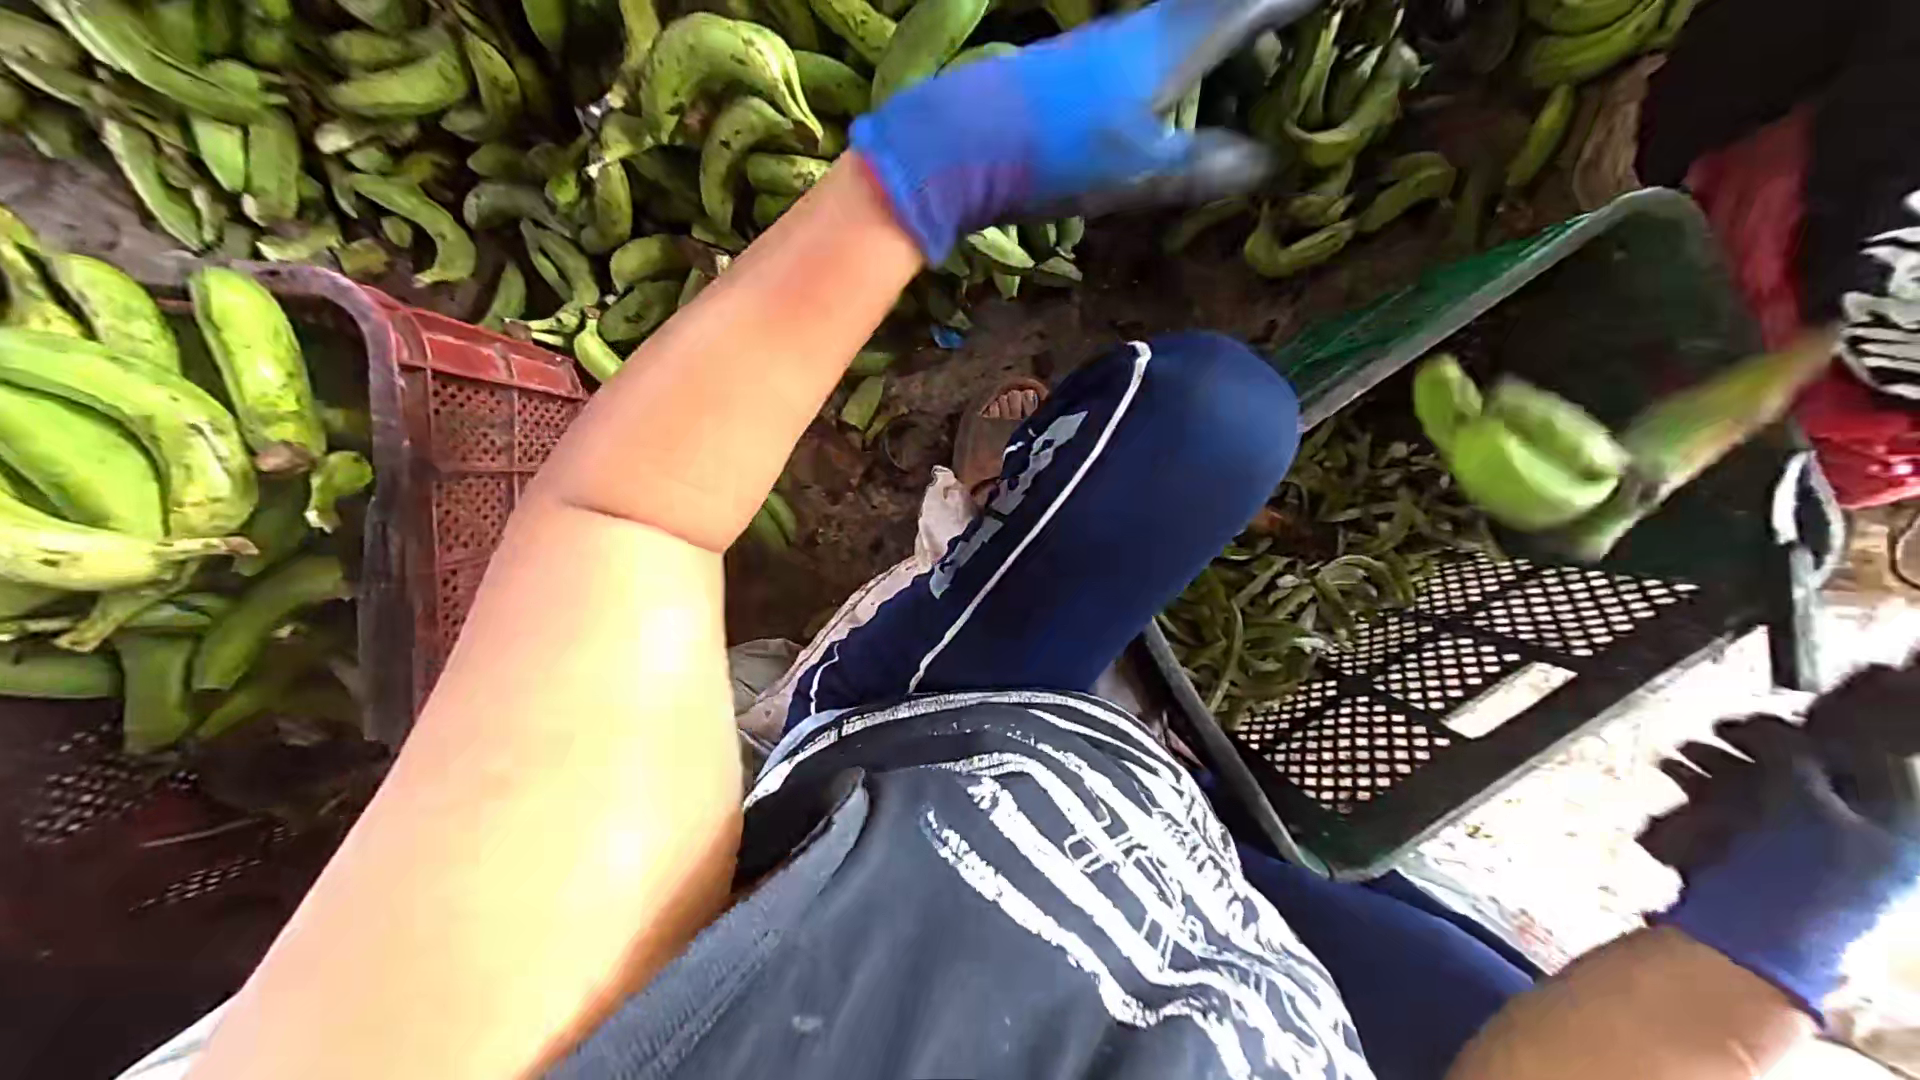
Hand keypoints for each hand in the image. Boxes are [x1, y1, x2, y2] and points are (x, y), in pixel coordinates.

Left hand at [849, 0, 1319, 261]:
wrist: (960, 142)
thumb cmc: (1057, 153)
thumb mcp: (1137, 172)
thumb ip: (1200, 166)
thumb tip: (1262, 164)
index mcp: (1172, 42)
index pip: (1253, 3)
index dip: (1291, 1)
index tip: (1328, 6)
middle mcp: (1143, 28)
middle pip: (1218, 8)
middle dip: (1257, 17)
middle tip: (1289, 34)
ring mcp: (1104, 45)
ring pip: (1180, 28)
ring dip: (1218, 37)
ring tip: (1245, 60)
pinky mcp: (1075, 69)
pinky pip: (1147, 52)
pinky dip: (1176, 64)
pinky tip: (1172, 90)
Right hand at [1652, 697, 1919, 1018]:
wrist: (1751, 931)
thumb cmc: (1794, 871)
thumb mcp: (1801, 805)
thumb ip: (1792, 759)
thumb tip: (1774, 728)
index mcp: (1896, 824)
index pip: (1867, 757)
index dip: (1818, 729)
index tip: (1772, 712)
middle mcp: (1864, 831)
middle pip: (1811, 768)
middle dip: (1757, 745)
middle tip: (1719, 727)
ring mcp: (1813, 843)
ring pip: (1768, 783)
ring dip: (1721, 761)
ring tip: (1683, 750)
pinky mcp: (1766, 848)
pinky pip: (1740, 803)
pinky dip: (1707, 783)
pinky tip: (1675, 769)